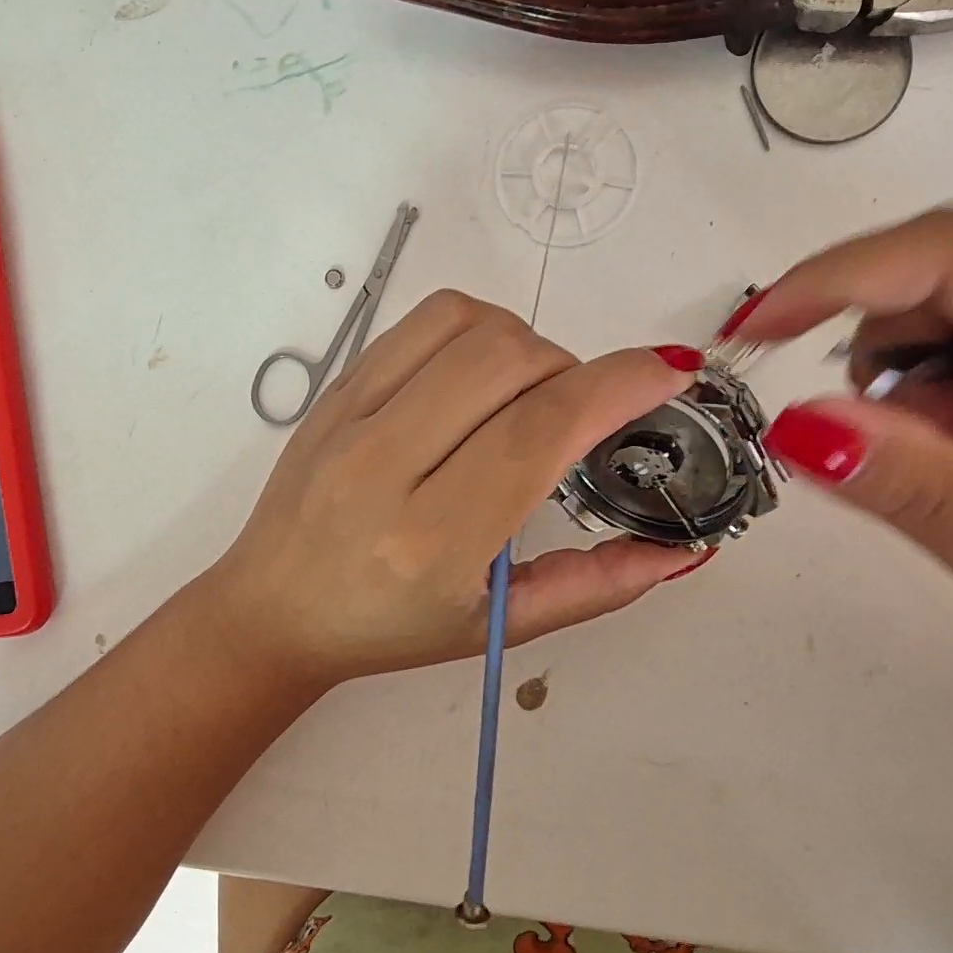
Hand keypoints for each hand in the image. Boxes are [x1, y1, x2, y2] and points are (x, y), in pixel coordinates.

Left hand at [198, 290, 713, 689]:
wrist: (275, 611)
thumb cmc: (387, 629)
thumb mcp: (495, 627)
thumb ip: (591, 588)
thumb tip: (677, 550)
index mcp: (431, 541)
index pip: (538, 432)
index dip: (616, 387)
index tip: (667, 373)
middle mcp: (383, 468)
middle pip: (505, 361)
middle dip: (572, 368)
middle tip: (578, 411)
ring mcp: (348, 419)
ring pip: (463, 324)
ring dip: (525, 341)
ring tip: (528, 391)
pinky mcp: (332, 391)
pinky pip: (417, 323)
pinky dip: (473, 329)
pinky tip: (478, 375)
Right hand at [731, 209, 952, 747]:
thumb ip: (912, 487)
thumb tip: (792, 424)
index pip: (952, 254)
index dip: (834, 279)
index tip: (750, 330)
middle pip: (942, 275)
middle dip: (877, 352)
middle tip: (862, 441)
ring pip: (944, 312)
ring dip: (906, 386)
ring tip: (949, 465)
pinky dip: (932, 398)